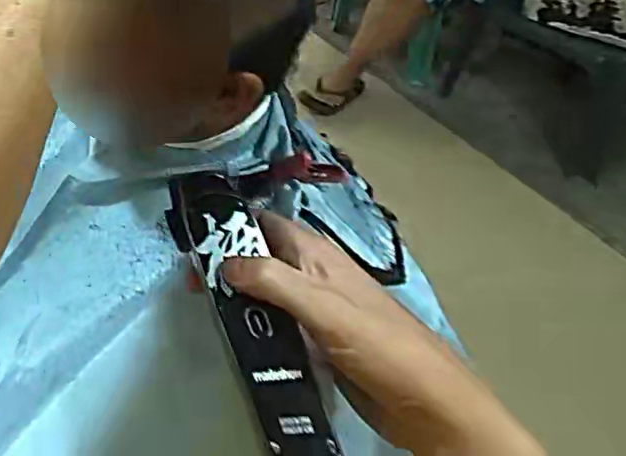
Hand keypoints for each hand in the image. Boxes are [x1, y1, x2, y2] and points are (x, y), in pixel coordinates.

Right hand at [222, 213, 543, 455]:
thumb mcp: (321, 306)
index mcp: (312, 249)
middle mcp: (310, 270)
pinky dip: (257, 326)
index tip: (195, 242)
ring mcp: (315, 306)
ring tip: (210, 310)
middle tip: (196, 285)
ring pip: (266, 291)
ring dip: (240, 297)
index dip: (229, 226)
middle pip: (259, 255)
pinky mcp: (318, 339)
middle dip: (227, 264)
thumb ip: (271, 280)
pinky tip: (241, 339)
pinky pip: (278, 323)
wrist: (429, 404)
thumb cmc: (377, 342)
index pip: (260, 222)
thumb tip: (223, 263)